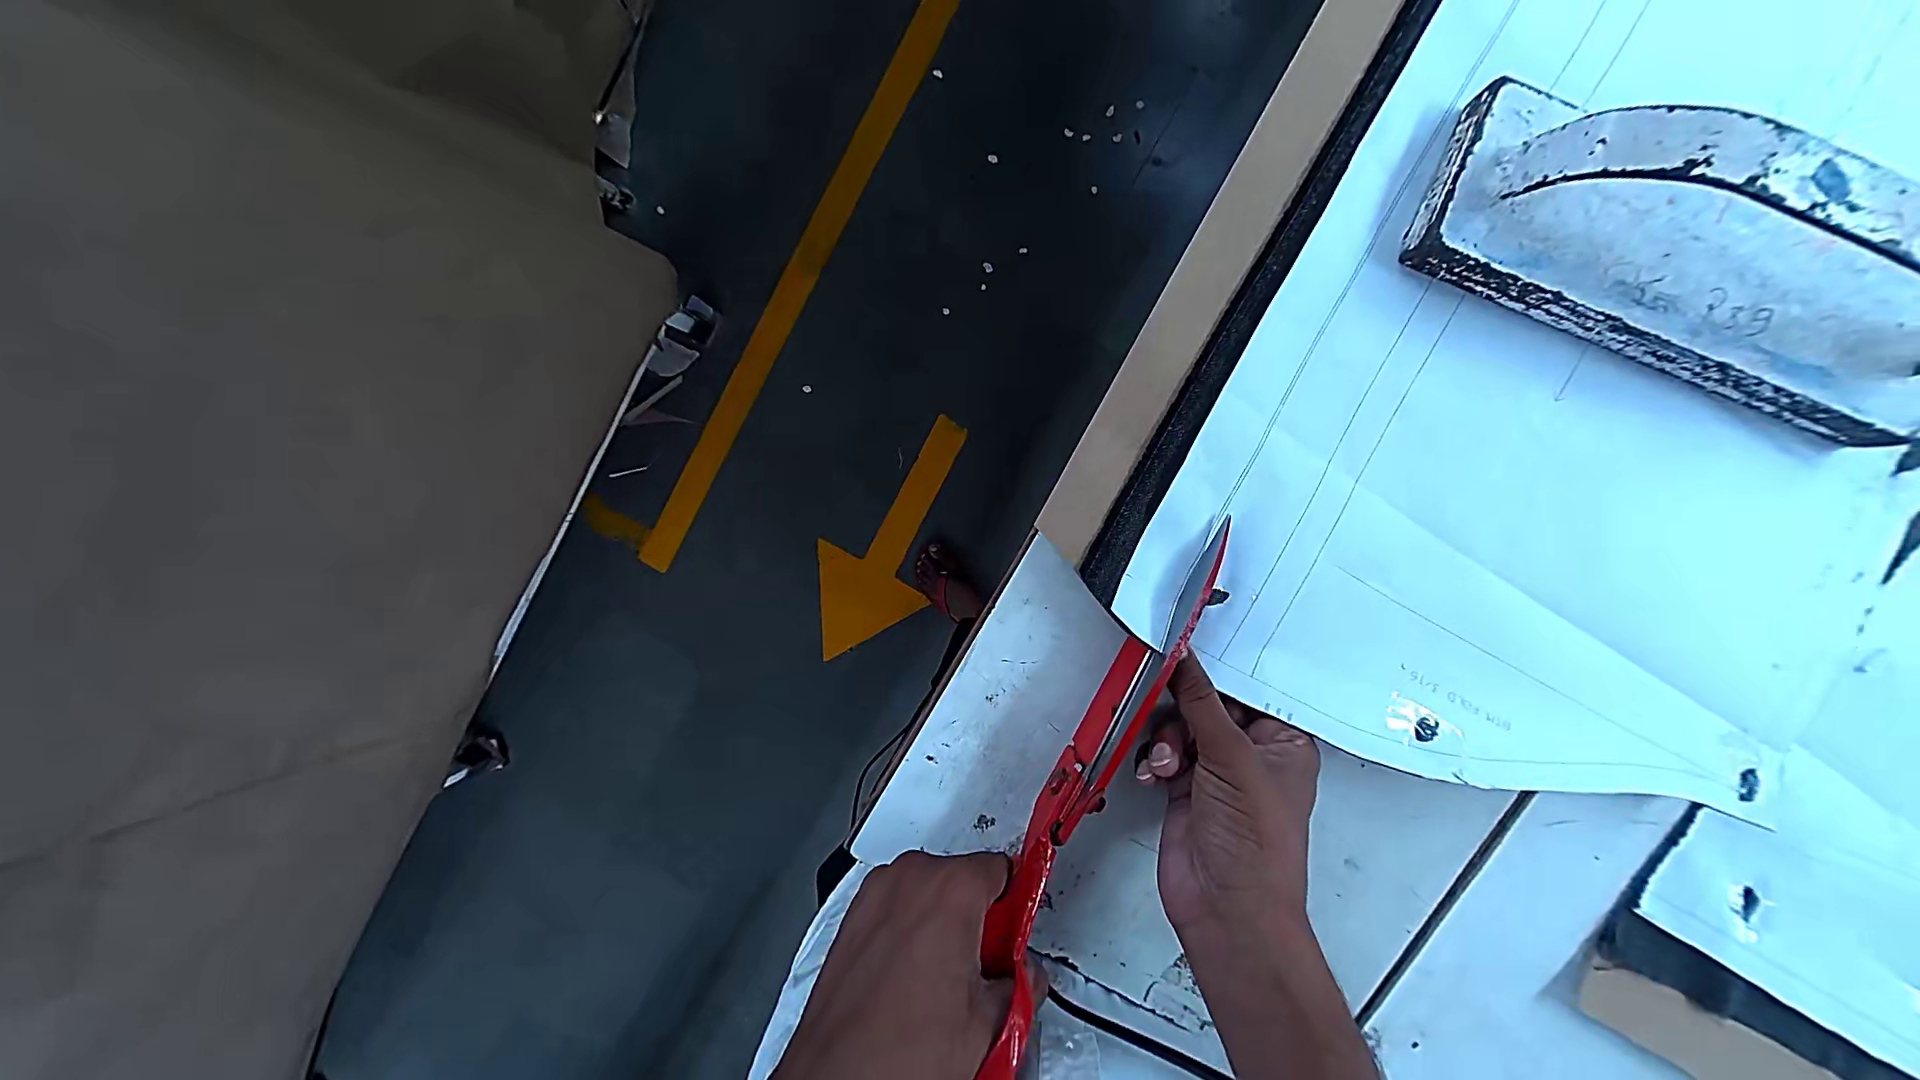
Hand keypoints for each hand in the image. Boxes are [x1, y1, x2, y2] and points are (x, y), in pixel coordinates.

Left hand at [772, 851, 1042, 1079]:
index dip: (1016, 899)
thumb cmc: (897, 1051)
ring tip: (942, 977)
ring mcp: (878, 890)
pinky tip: (911, 975)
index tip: (1018, 922)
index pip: (1002, 868)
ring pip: (927, 889)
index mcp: (954, 887)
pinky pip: (896, 904)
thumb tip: (1024, 975)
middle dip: (978, 915)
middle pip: (963, 877)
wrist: (837, 1075)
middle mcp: (913, 875)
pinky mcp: (854, 911)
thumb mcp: (988, 1022)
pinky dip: (908, 926)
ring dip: (941, 919)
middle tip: (985, 962)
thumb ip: (1020, 982)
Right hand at [1136, 655, 1375, 1079]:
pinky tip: (1155, 777)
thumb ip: (1201, 702)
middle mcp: (1250, 754)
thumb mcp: (1231, 758)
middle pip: (1205, 705)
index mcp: (1282, 743)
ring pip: (1178, 727)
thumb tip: (1186, 658)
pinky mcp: (1184, 787)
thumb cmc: (1256, 846)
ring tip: (1168, 765)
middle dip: (1182, 712)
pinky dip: (1153, 761)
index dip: (1217, 670)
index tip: (1186, 648)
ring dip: (1165, 741)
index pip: (1246, 689)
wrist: (1225, 908)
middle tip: (1169, 709)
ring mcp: (1215, 771)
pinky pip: (1161, 754)